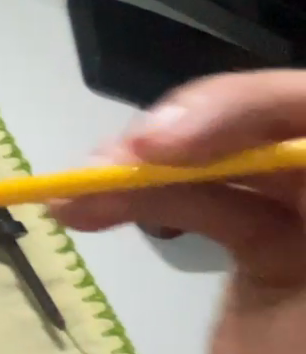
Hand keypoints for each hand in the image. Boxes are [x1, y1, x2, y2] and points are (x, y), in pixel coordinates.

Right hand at [52, 71, 305, 353]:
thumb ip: (292, 213)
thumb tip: (267, 147)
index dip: (249, 107)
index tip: (162, 141)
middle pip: (267, 128)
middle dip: (180, 133)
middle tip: (109, 161)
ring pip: (219, 161)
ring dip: (137, 171)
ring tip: (69, 193)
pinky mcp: (266, 246)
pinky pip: (196, 201)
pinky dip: (132, 201)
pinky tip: (80, 213)